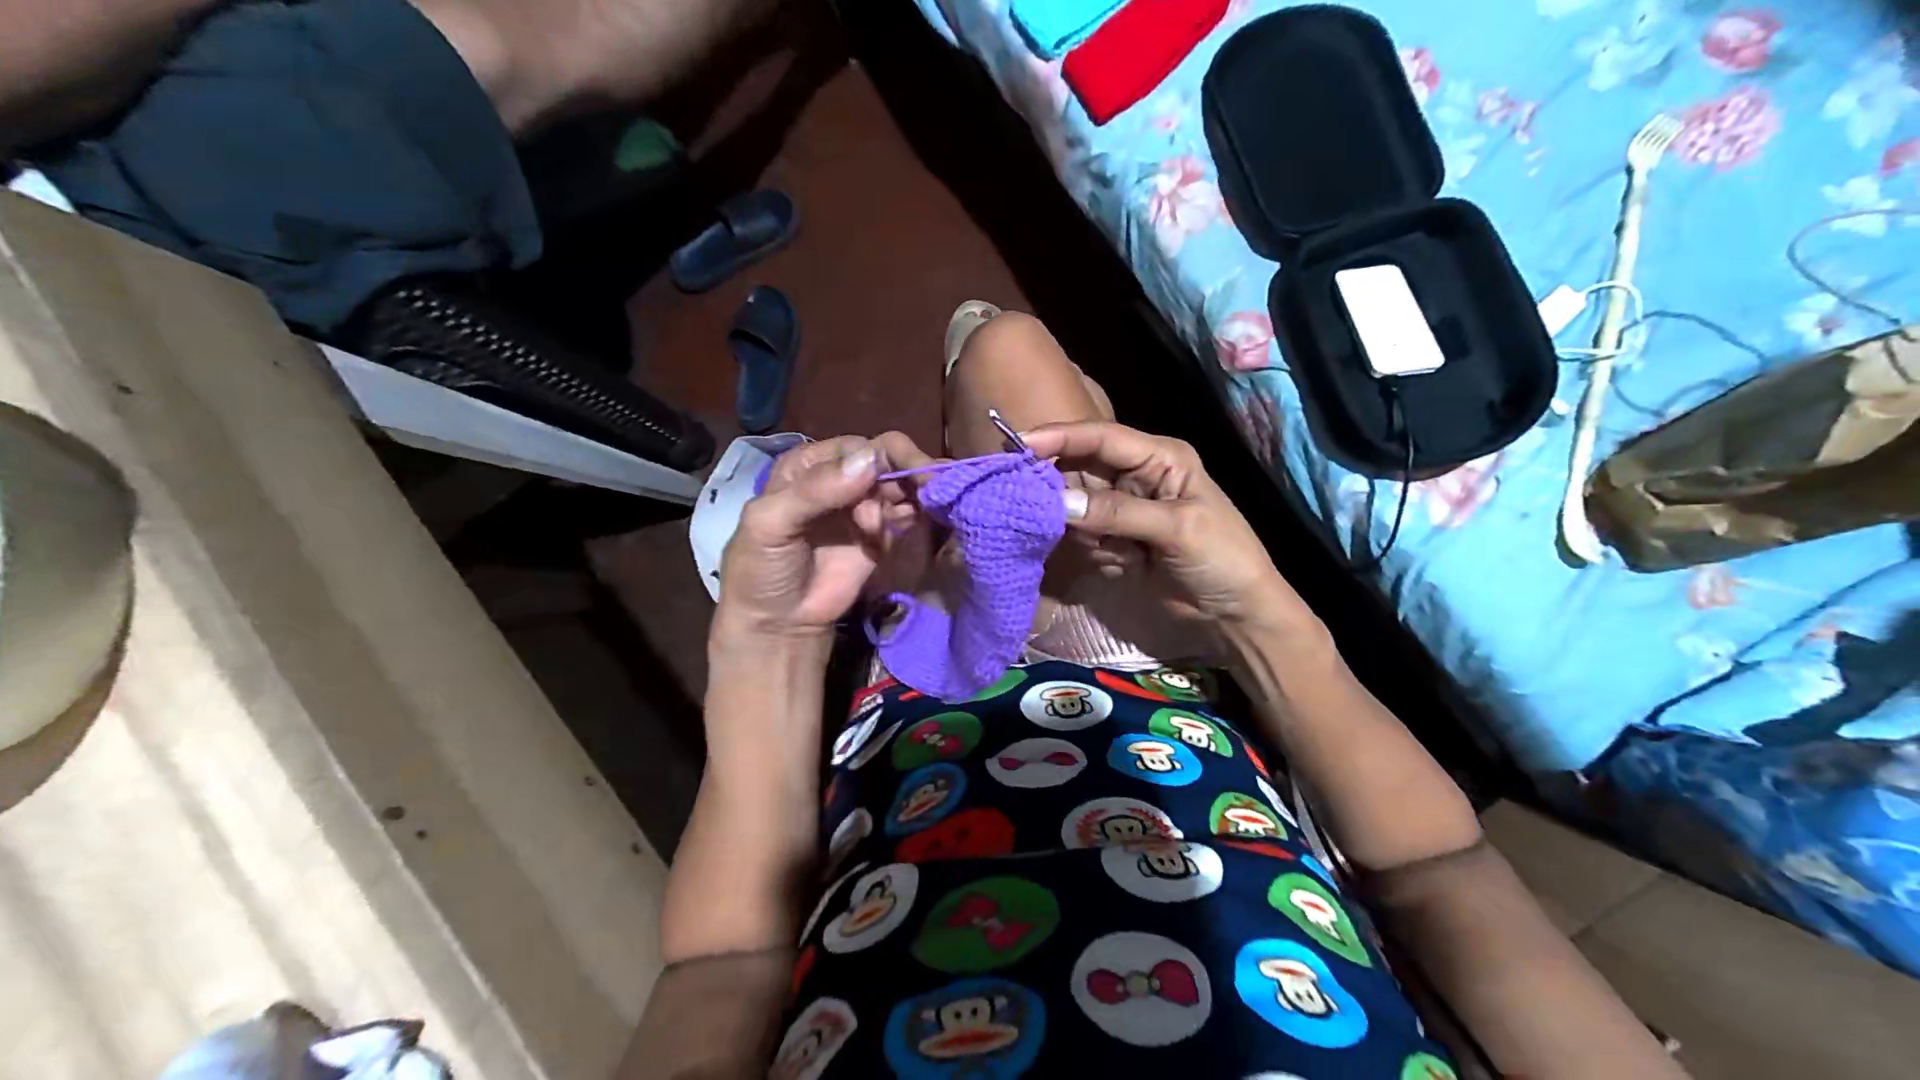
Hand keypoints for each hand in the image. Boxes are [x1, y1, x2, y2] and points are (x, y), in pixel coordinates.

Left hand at [714, 432, 935, 645]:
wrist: (778, 624)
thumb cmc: (762, 568)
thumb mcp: (771, 523)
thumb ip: (816, 490)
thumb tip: (870, 460)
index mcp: (809, 466)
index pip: (856, 447)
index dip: (885, 456)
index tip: (908, 476)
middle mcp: (841, 480)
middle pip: (887, 461)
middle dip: (910, 471)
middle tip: (932, 488)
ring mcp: (864, 507)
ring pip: (902, 486)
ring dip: (916, 495)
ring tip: (921, 510)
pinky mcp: (882, 536)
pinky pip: (907, 515)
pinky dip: (917, 516)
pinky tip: (910, 525)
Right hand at [1021, 421, 1315, 633]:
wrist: (1236, 613)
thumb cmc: (1222, 558)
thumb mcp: (1177, 528)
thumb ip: (1118, 512)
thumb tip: (1058, 504)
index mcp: (1159, 457)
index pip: (1100, 438)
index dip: (1059, 438)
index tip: (1018, 444)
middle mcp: (1135, 476)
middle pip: (1080, 469)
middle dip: (1058, 487)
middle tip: (1028, 503)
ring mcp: (1123, 509)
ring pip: (1076, 506)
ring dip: (1079, 530)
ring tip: (1108, 550)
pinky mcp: (1114, 539)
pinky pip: (1083, 537)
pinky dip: (1091, 551)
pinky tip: (1121, 565)